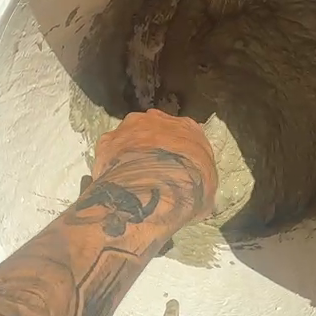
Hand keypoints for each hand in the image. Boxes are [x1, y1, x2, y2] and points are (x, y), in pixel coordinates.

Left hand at [89, 110, 219, 231]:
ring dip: (130, 154)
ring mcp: (130, 126)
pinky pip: (110, 151)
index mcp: (188, 128)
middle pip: (154, 131)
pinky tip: (114, 182)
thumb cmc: (191, 189)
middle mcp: (159, 119)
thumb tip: (195, 196)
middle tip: (151, 173)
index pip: (184, 136)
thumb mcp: (207, 191)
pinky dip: (111, 164)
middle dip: (152, 149)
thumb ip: (199, 183)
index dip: (177, 154)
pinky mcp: (108, 139)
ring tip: (131, 179)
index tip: (174, 170)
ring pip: (129, 137)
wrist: (157, 188)